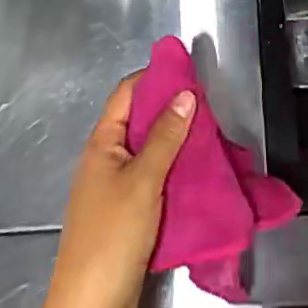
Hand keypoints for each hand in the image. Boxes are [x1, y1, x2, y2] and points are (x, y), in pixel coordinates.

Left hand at [45, 72, 196, 307]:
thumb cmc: (111, 237)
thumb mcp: (143, 180)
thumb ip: (165, 136)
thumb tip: (185, 93)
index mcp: (101, 144)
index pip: (126, 93)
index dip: (154, 77)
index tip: (186, 69)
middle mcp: (105, 159)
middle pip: (138, 119)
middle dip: (170, 108)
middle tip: (204, 103)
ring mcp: (113, 187)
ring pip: (148, 149)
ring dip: (174, 139)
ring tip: (206, 133)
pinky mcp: (125, 211)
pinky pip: (152, 175)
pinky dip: (172, 167)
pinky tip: (194, 169)